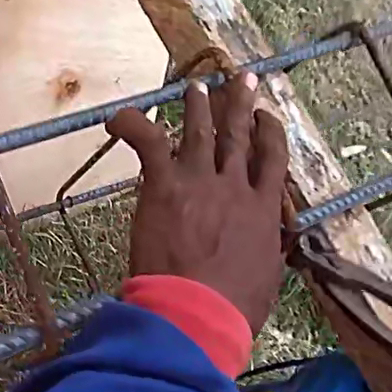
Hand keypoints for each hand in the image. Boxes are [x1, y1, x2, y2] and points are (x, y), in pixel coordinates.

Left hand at [108, 72, 289, 332]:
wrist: (197, 311)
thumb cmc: (232, 308)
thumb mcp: (266, 278)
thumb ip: (267, 253)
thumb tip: (270, 248)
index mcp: (263, 210)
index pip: (272, 159)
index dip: (269, 134)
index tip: (265, 118)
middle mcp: (235, 186)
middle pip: (239, 136)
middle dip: (240, 104)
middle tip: (240, 79)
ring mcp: (200, 181)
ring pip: (200, 132)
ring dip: (197, 106)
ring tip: (195, 87)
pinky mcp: (165, 185)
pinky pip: (150, 142)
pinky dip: (134, 124)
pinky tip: (119, 116)